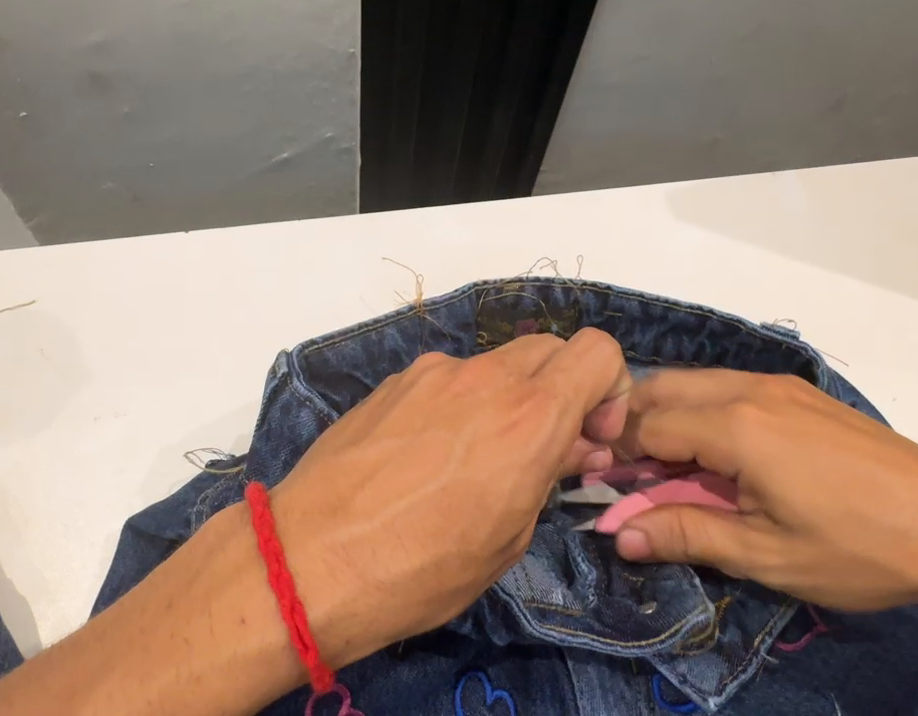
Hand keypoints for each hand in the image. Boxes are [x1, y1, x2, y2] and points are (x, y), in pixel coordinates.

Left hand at [271, 327, 631, 666]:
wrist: (309, 559)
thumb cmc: (422, 568)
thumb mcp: (508, 537)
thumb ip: (550, 474)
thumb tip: (576, 445)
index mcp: (529, 416)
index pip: (598, 352)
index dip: (608, 388)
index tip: (587, 436)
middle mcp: (487, 377)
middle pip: (550, 349)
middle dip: (560, 390)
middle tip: (540, 447)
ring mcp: (434, 372)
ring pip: (496, 364)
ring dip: (506, 397)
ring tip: (473, 459)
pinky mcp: (394, 381)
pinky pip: (447, 379)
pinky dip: (458, 403)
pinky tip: (426, 455)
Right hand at [613, 369, 917, 611]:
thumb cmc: (858, 548)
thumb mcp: (766, 555)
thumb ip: (687, 534)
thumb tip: (619, 534)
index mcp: (735, 425)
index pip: (647, 424)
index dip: (617, 454)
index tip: (603, 484)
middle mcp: (750, 389)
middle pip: (664, 389)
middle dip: (633, 424)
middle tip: (626, 473)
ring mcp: (780, 386)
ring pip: (697, 384)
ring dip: (668, 415)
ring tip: (668, 468)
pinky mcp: (802, 394)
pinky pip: (730, 388)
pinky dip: (703, 410)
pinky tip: (716, 453)